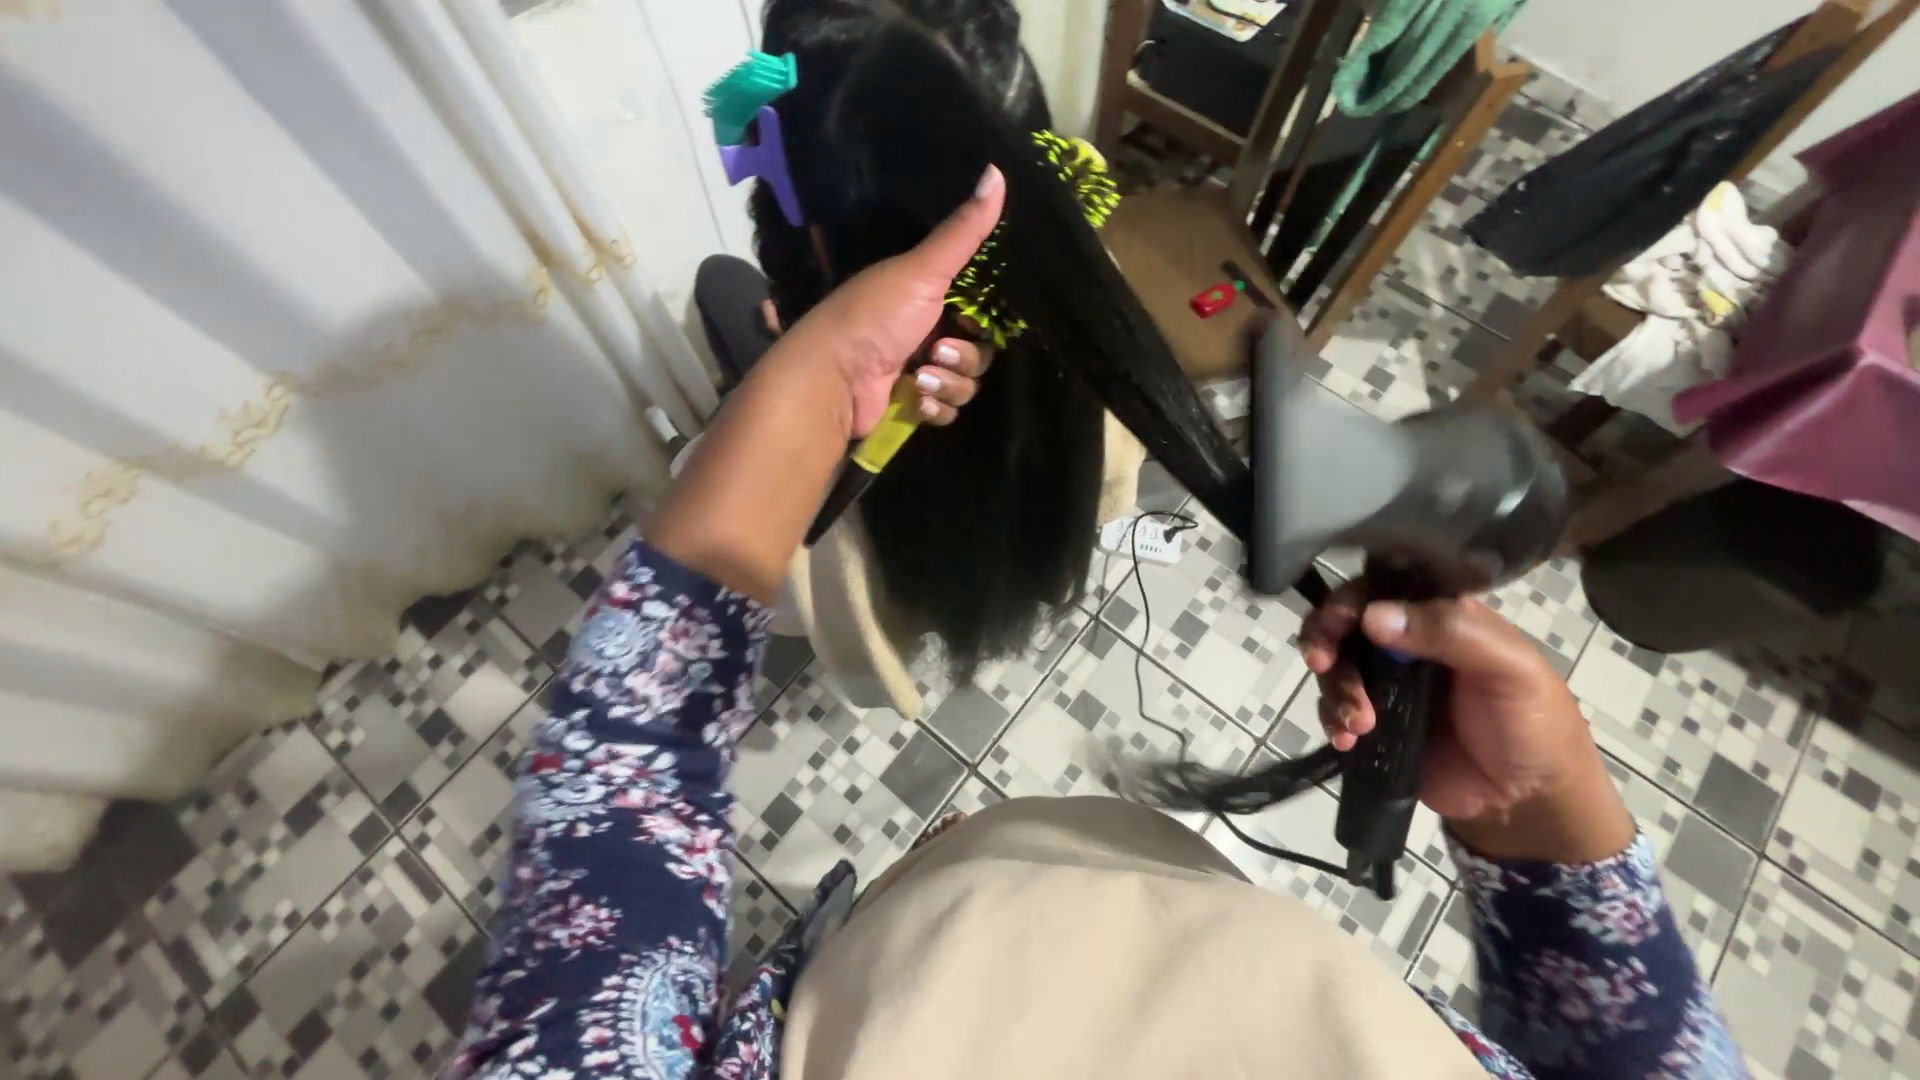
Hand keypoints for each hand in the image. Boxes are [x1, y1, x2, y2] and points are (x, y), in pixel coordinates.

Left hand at [775, 165, 1006, 435]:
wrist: (832, 378)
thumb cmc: (874, 317)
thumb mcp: (922, 270)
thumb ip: (963, 231)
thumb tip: (997, 170)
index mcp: (926, 296)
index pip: (979, 311)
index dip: (982, 320)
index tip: (968, 319)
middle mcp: (925, 331)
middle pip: (979, 351)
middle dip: (964, 356)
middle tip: (935, 352)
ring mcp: (919, 370)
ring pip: (966, 383)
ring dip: (949, 383)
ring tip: (920, 378)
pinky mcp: (912, 404)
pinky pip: (947, 410)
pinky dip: (936, 407)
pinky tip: (916, 400)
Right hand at [1301, 583, 1634, 861]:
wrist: (1527, 802)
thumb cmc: (1532, 723)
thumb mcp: (1507, 668)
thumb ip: (1449, 632)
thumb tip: (1373, 616)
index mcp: (1438, 616)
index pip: (1381, 589)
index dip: (1349, 601)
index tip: (1335, 623)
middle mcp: (1405, 642)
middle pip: (1343, 625)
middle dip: (1324, 641)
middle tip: (1321, 663)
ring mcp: (1386, 682)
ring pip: (1335, 667)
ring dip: (1335, 691)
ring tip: (1359, 724)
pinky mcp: (1373, 720)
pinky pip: (1333, 709)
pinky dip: (1331, 720)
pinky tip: (1348, 740)